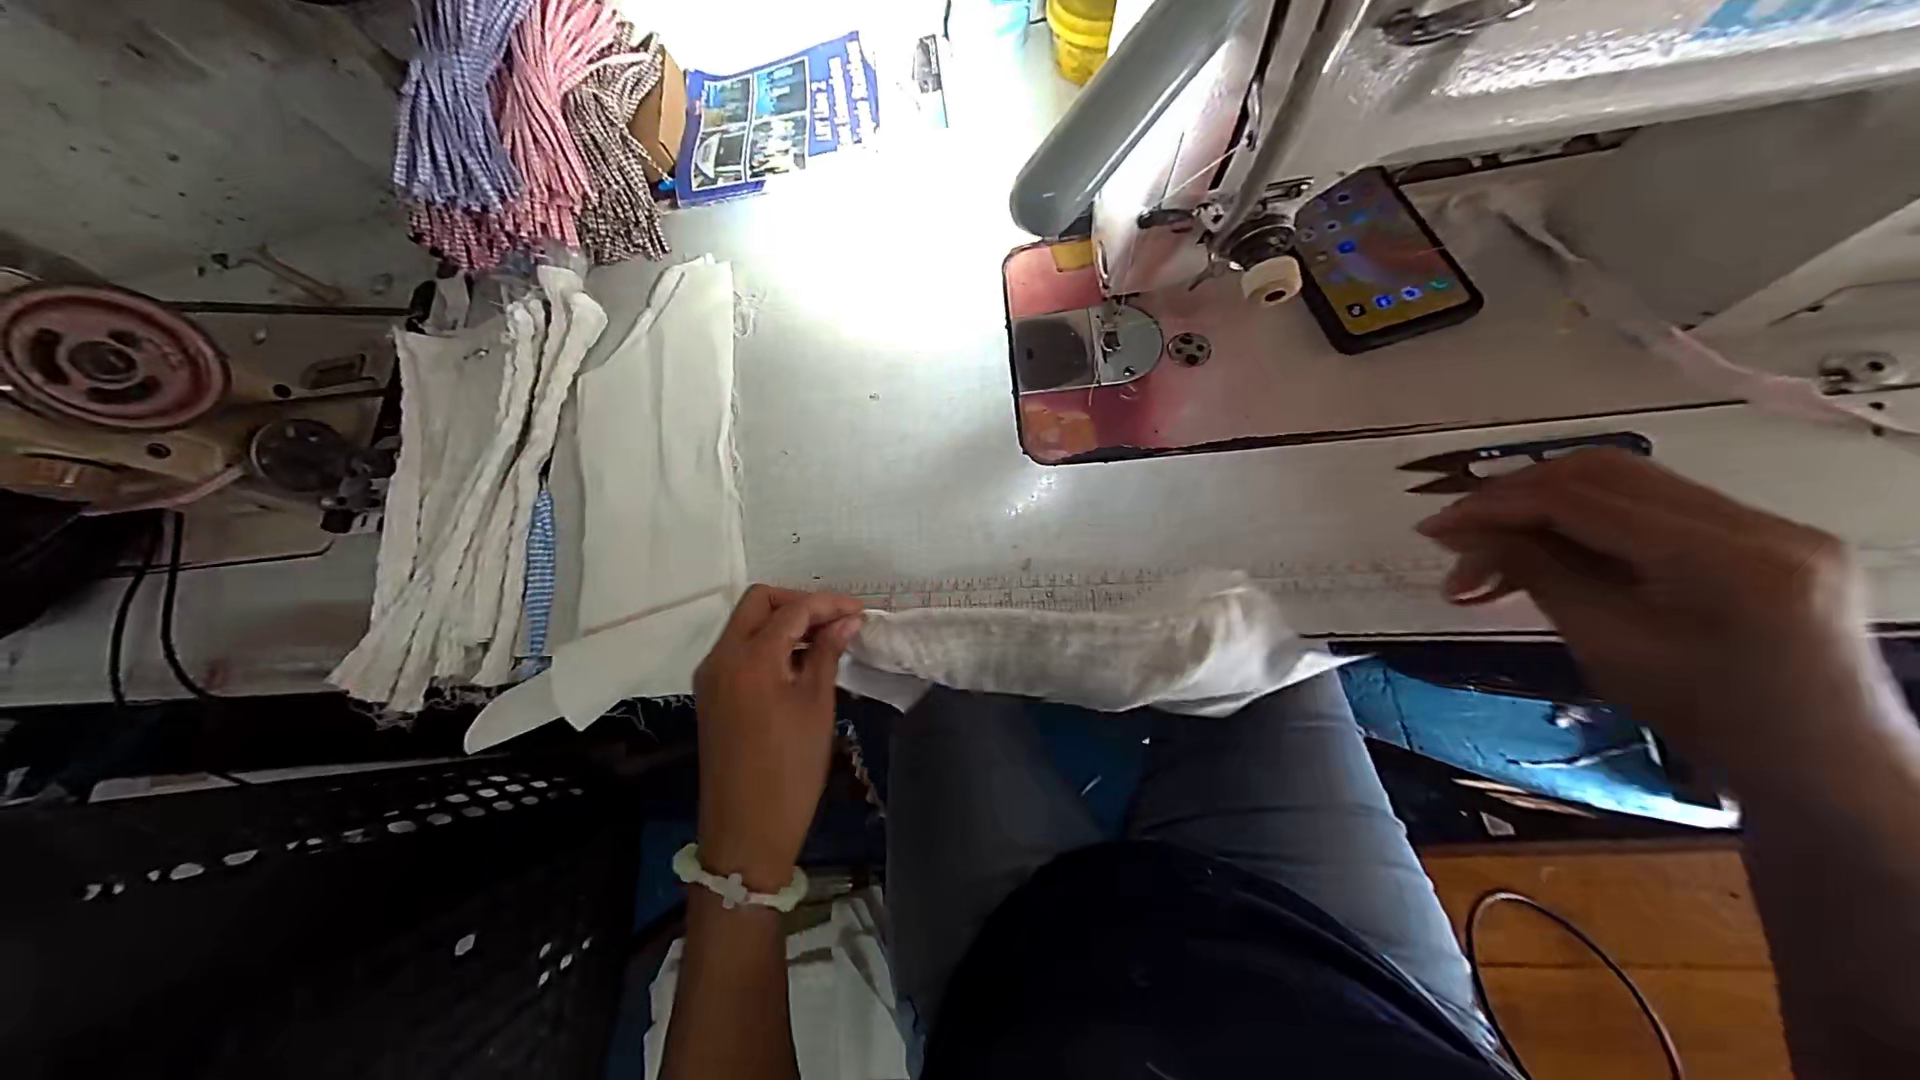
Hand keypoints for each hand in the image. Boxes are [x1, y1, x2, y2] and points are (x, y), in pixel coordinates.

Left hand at [692, 586, 864, 891]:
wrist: (746, 831)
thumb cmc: (791, 769)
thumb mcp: (817, 706)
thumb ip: (828, 654)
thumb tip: (846, 621)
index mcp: (750, 658)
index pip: (792, 611)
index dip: (829, 605)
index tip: (860, 612)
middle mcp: (721, 657)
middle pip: (759, 603)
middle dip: (799, 603)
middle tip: (836, 620)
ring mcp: (711, 675)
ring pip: (746, 624)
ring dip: (783, 621)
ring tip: (824, 639)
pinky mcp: (711, 693)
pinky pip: (739, 649)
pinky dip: (768, 643)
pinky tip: (798, 660)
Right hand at [1416, 448, 1885, 780]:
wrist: (1817, 763)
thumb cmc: (1702, 716)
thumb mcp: (1601, 643)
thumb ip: (1537, 572)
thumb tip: (1468, 532)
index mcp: (1723, 559)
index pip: (1581, 500)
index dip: (1495, 506)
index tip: (1436, 528)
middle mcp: (1756, 522)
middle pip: (1604, 473)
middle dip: (1515, 497)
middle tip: (1459, 533)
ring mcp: (1767, 523)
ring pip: (1625, 482)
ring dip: (1544, 507)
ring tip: (1493, 549)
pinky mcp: (1761, 534)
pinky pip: (1652, 507)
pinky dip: (1584, 521)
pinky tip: (1547, 549)